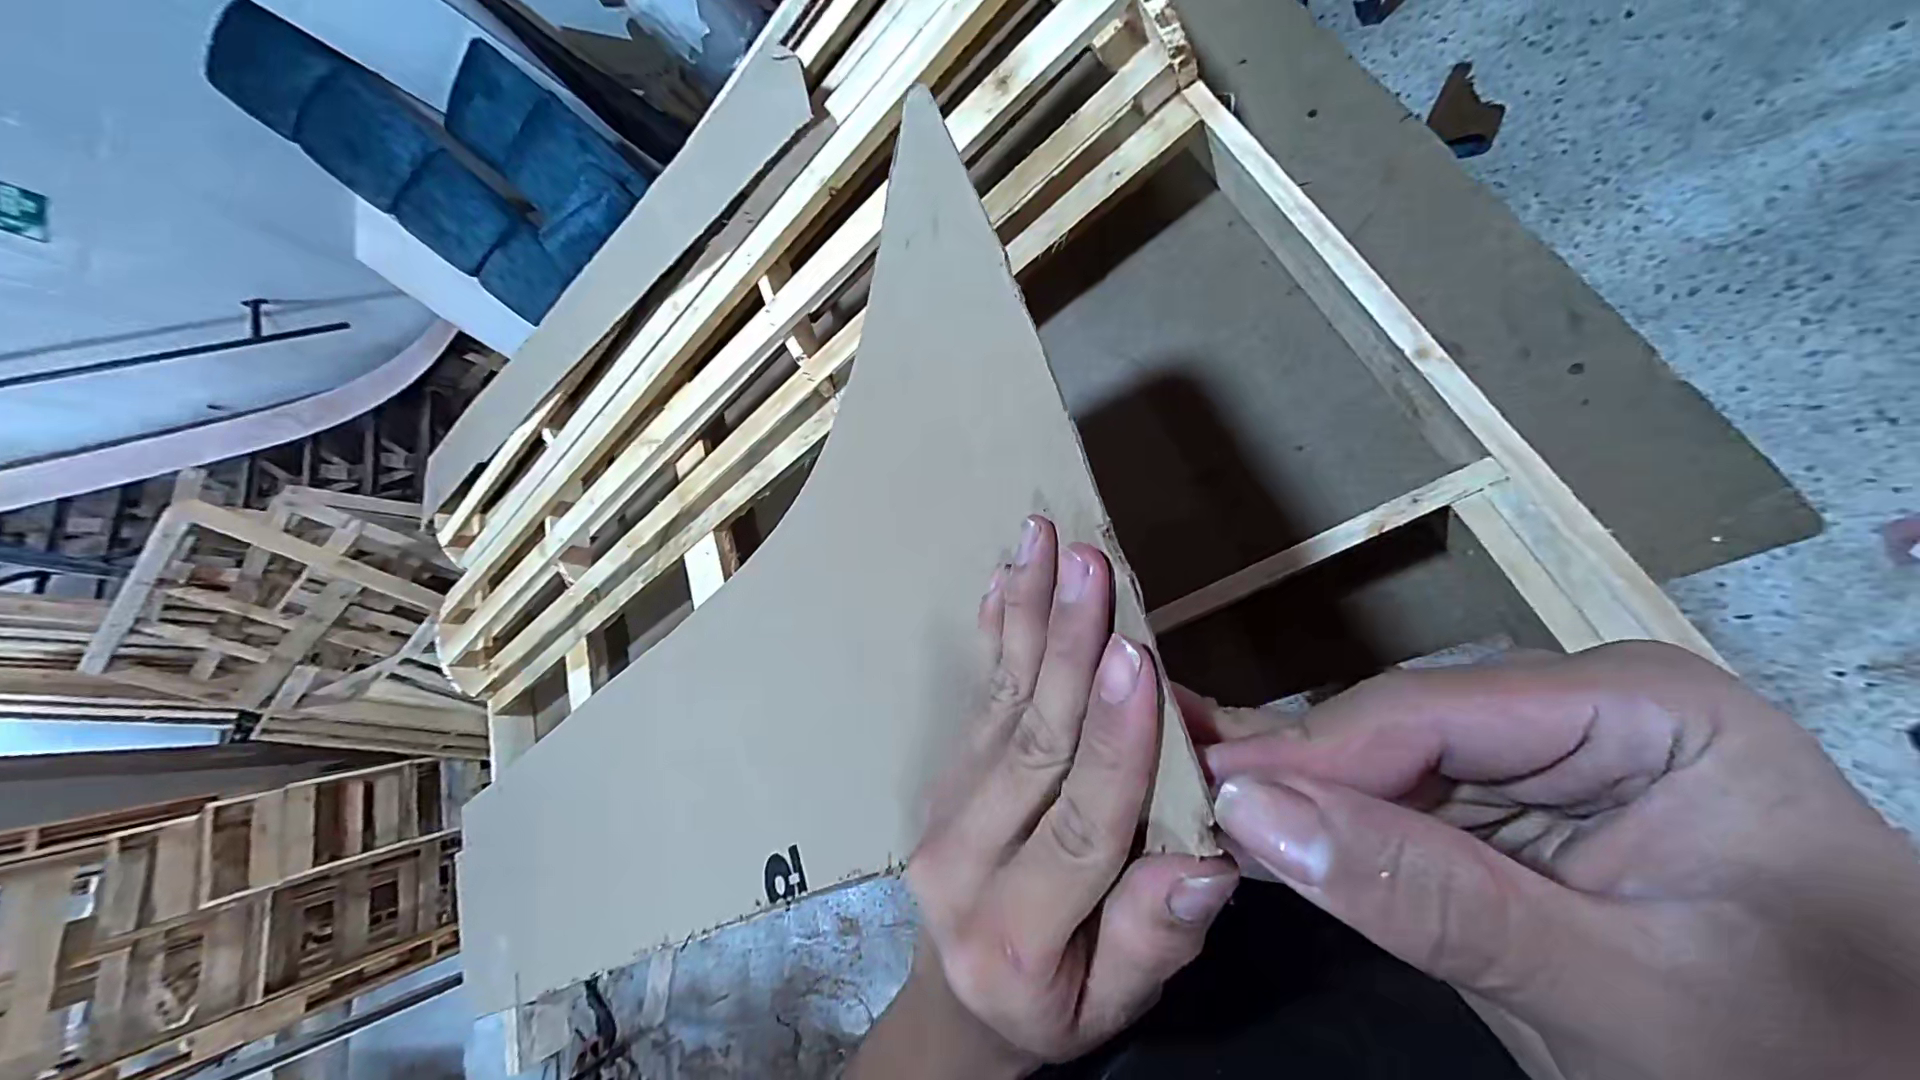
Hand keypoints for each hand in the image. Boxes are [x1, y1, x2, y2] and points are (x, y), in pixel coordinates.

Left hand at [851, 516, 1237, 1078]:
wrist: (957, 996)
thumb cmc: (1052, 1003)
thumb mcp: (1114, 1004)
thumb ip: (1156, 936)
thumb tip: (1212, 859)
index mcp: (1014, 933)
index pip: (1079, 822)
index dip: (1113, 740)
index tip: (1136, 656)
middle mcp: (964, 856)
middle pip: (1030, 741)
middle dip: (1064, 645)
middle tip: (1087, 565)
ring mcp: (944, 804)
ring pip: (998, 702)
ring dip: (1024, 613)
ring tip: (1038, 542)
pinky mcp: (945, 771)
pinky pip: (974, 696)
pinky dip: (991, 634)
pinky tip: (1001, 581)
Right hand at [1199, 641, 1919, 1079]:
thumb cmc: (1810, 1065)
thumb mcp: (1619, 994)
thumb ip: (1427, 895)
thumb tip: (1248, 812)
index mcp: (1637, 706)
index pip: (1426, 711)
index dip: (1304, 753)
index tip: (1201, 783)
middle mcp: (1567, 706)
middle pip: (1386, 727)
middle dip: (1281, 770)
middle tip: (1172, 779)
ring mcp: (1525, 754)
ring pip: (1370, 759)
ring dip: (1282, 790)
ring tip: (1182, 782)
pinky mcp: (1492, 805)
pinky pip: (1385, 799)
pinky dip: (1316, 820)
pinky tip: (1241, 808)